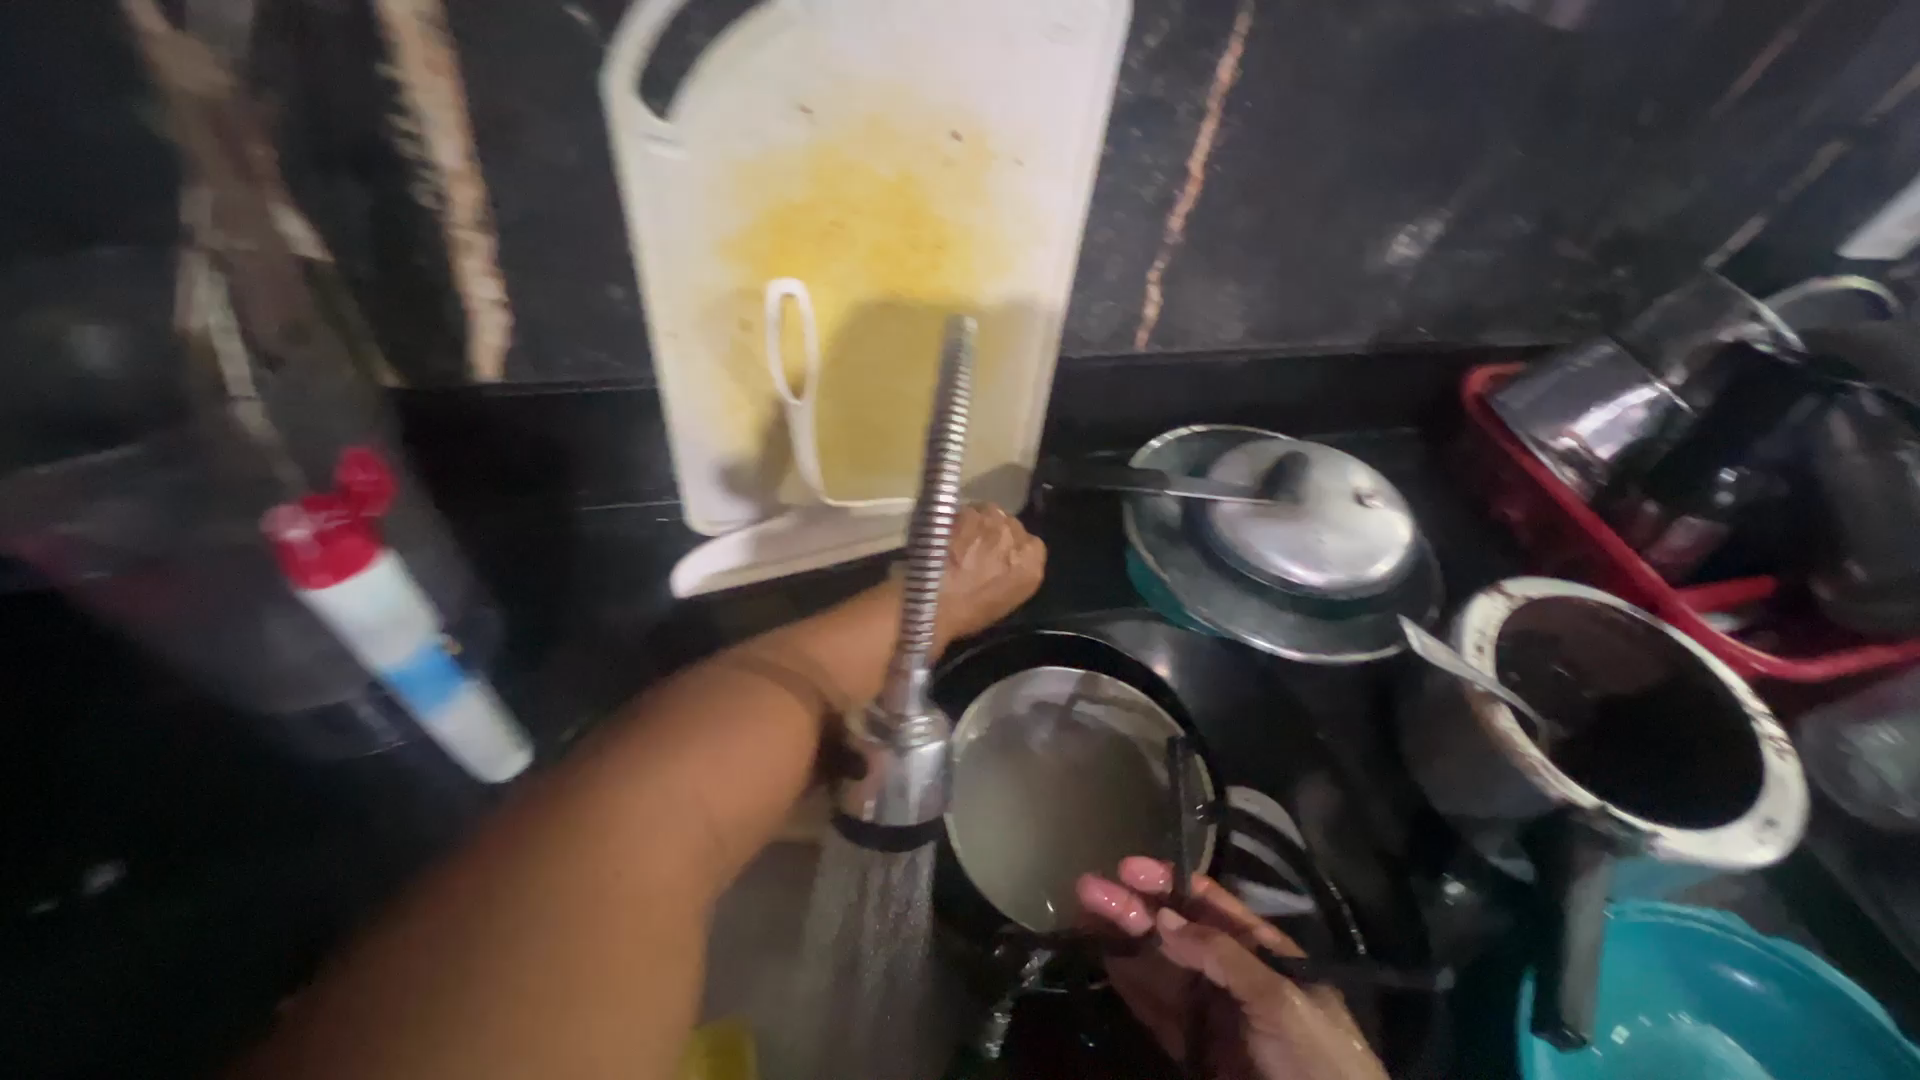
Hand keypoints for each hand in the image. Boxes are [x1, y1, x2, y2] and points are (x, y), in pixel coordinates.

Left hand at [934, 503, 1044, 643]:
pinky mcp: (968, 511)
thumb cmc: (969, 612)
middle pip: (1011, 524)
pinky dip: (958, 519)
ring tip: (960, 539)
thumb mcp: (1006, 600)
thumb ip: (1015, 573)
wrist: (934, 602)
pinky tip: (946, 534)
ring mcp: (992, 520)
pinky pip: (967, 510)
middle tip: (977, 547)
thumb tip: (1005, 561)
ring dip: (977, 523)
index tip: (997, 556)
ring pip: (989, 513)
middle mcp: (1018, 536)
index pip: (1031, 545)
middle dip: (996, 533)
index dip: (1011, 549)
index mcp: (1032, 563)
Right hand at [1077, 858, 1388, 1079]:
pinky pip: (1155, 1008)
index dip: (1169, 882)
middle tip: (1088, 888)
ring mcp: (1209, 1011)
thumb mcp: (1282, 1000)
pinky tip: (1101, 960)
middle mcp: (1231, 973)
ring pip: (1157, 965)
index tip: (1129, 869)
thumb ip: (1222, 956)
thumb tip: (1163, 916)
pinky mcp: (1193, 1050)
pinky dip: (1128, 984)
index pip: (1209, 905)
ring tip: (1082, 915)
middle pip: (1174, 930)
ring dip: (1122, 939)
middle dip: (1133, 907)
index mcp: (1261, 951)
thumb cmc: (1321, 1059)